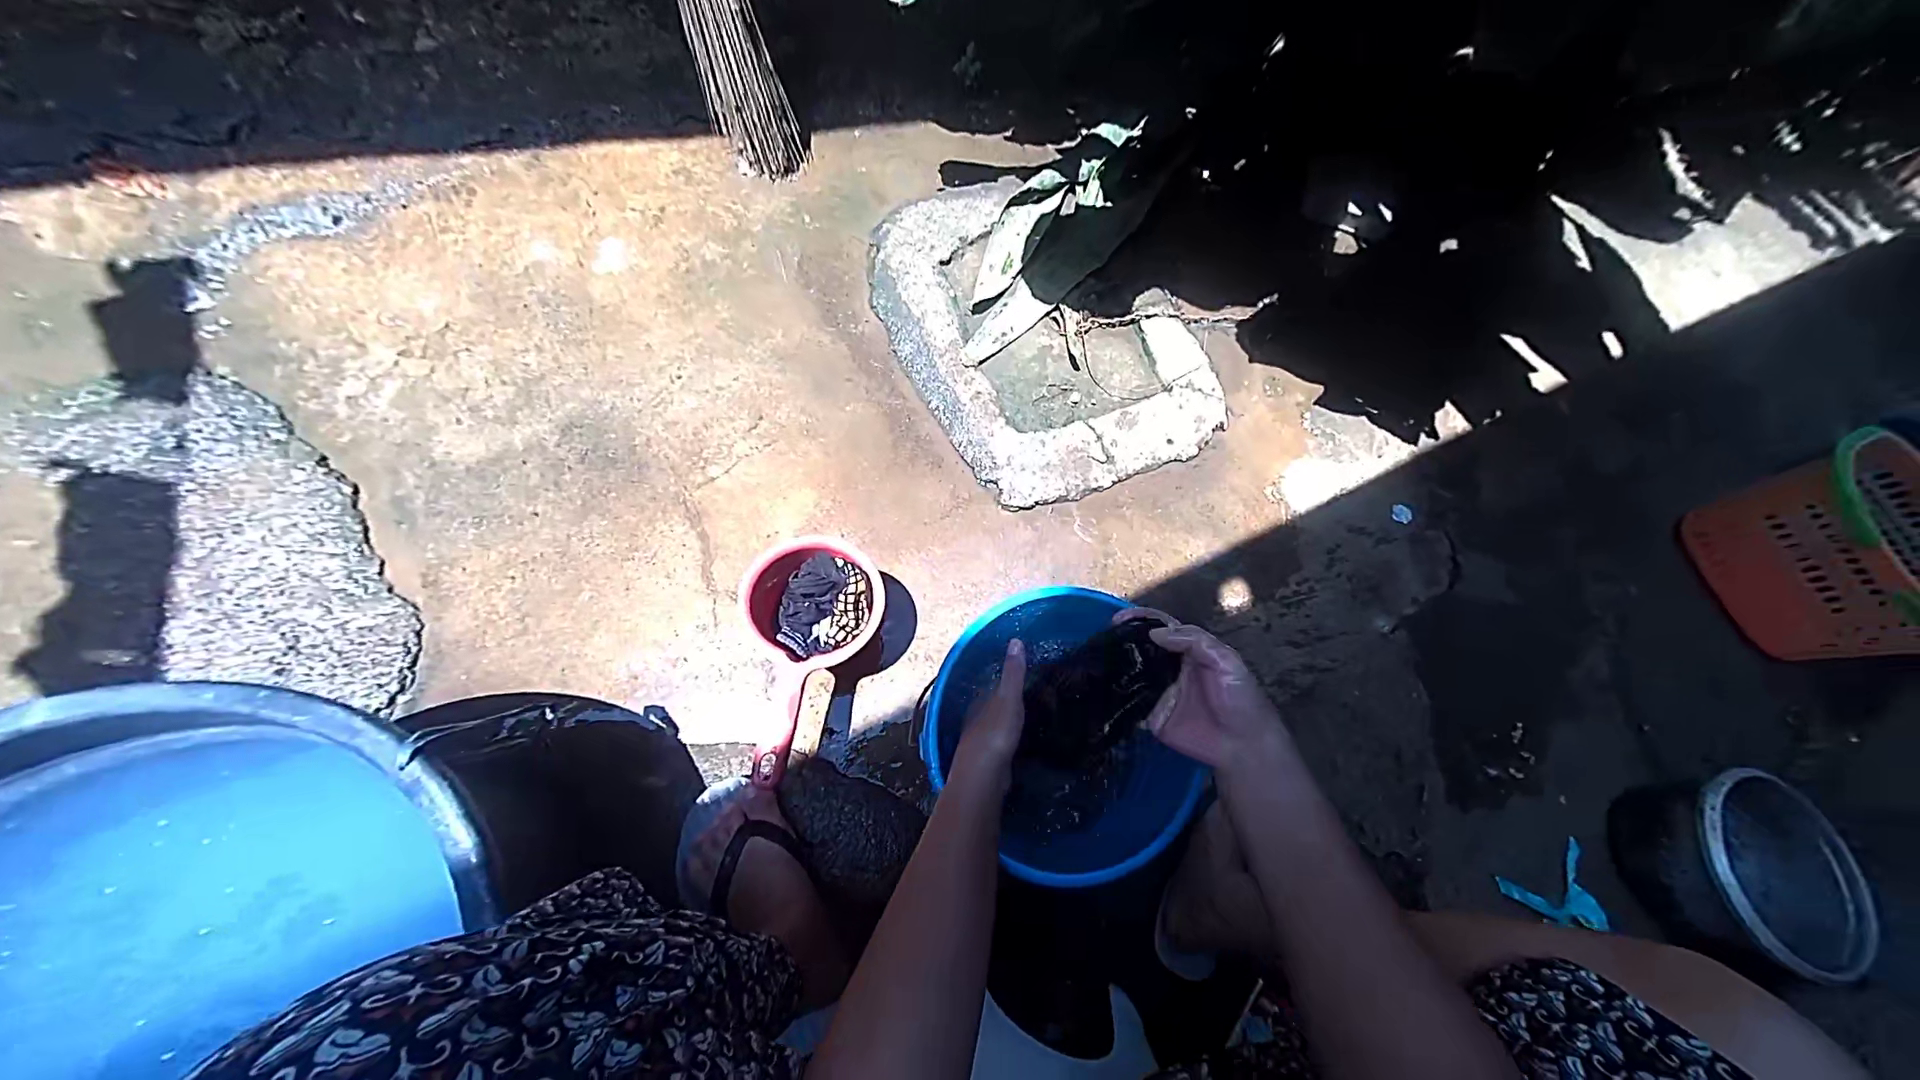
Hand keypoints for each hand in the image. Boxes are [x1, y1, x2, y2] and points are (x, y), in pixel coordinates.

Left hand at [949, 639, 1025, 793]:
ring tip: (1025, 717)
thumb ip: (1013, 673)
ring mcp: (979, 741)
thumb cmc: (996, 732)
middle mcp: (975, 719)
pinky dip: (1007, 739)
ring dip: (1005, 721)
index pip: (990, 686)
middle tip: (1027, 695)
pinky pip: (998, 743)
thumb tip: (1015, 640)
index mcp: (979, 702)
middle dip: (1003, 701)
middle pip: (990, 706)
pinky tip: (1016, 741)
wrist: (983, 776)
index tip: (1020, 675)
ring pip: (993, 725)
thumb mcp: (1008, 698)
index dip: (1004, 680)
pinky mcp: (986, 760)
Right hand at [1115, 608, 1294, 775]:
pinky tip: (1102, 687)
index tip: (1119, 618)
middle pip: (1140, 647)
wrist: (1243, 745)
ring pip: (1131, 672)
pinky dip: (1116, 695)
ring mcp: (1157, 690)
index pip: (1160, 627)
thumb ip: (1194, 642)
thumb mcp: (1226, 662)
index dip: (1141, 619)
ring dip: (1115, 664)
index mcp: (1187, 651)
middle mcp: (1168, 667)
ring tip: (1097, 659)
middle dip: (1121, 639)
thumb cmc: (1241, 699)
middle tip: (1102, 638)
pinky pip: (1129, 701)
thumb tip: (1154, 633)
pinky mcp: (1150, 714)